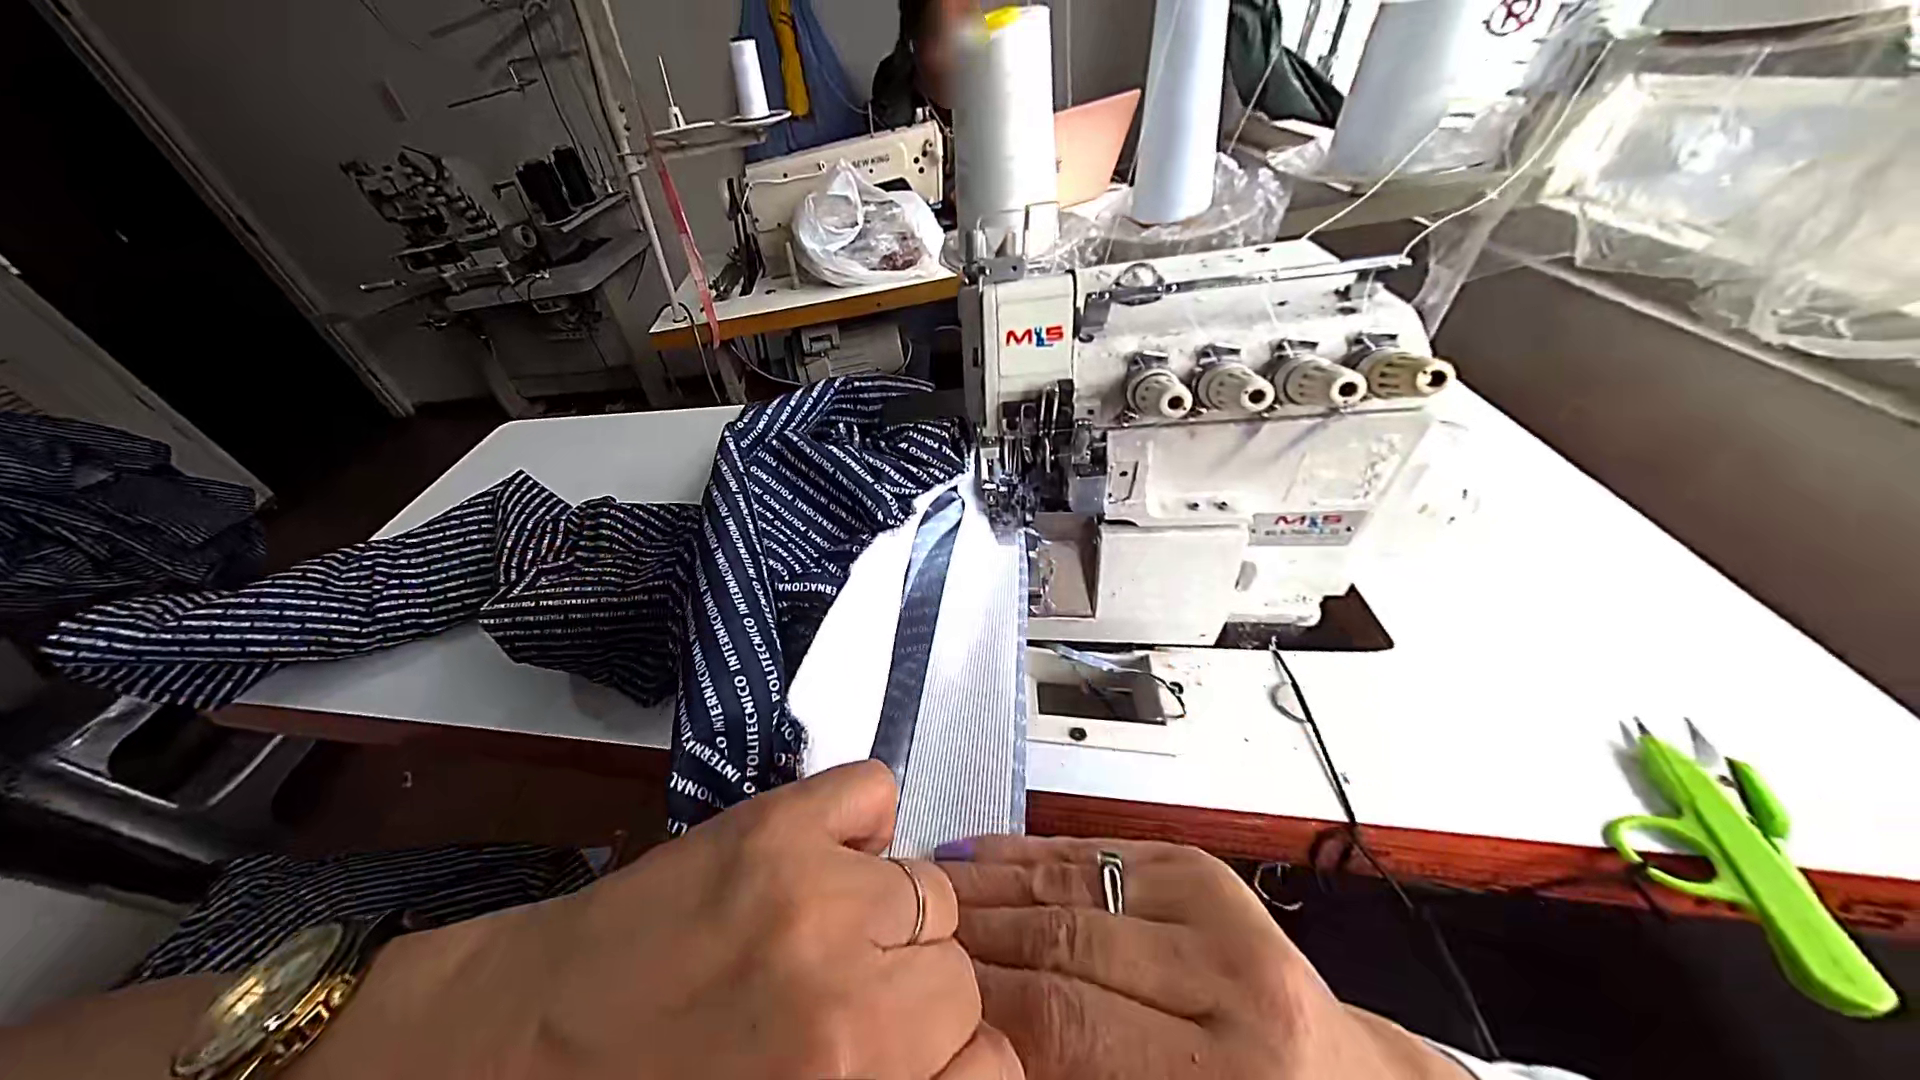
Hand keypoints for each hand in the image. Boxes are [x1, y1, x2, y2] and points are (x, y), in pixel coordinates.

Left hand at [299, 761, 1021, 1079]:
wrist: (501, 1064)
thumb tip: (969, 1055)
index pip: (993, 1060)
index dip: (955, 1058)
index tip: (913, 1052)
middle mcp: (846, 1000)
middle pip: (956, 969)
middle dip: (914, 987)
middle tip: (851, 996)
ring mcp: (808, 894)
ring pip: (926, 884)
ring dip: (887, 910)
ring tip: (826, 928)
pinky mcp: (768, 824)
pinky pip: (873, 791)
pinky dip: (861, 821)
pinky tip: (821, 856)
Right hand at [943, 837, 1465, 1079]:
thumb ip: (1063, 1071)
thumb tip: (975, 1039)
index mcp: (1223, 1070)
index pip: (1063, 1020)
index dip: (979, 1006)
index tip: (920, 1000)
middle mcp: (1227, 975)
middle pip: (1060, 943)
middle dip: (971, 940)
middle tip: (905, 937)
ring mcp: (1213, 904)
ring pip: (1066, 884)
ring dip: (986, 887)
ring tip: (927, 892)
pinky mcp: (1196, 867)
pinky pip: (1090, 853)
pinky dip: (1026, 855)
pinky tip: (979, 857)